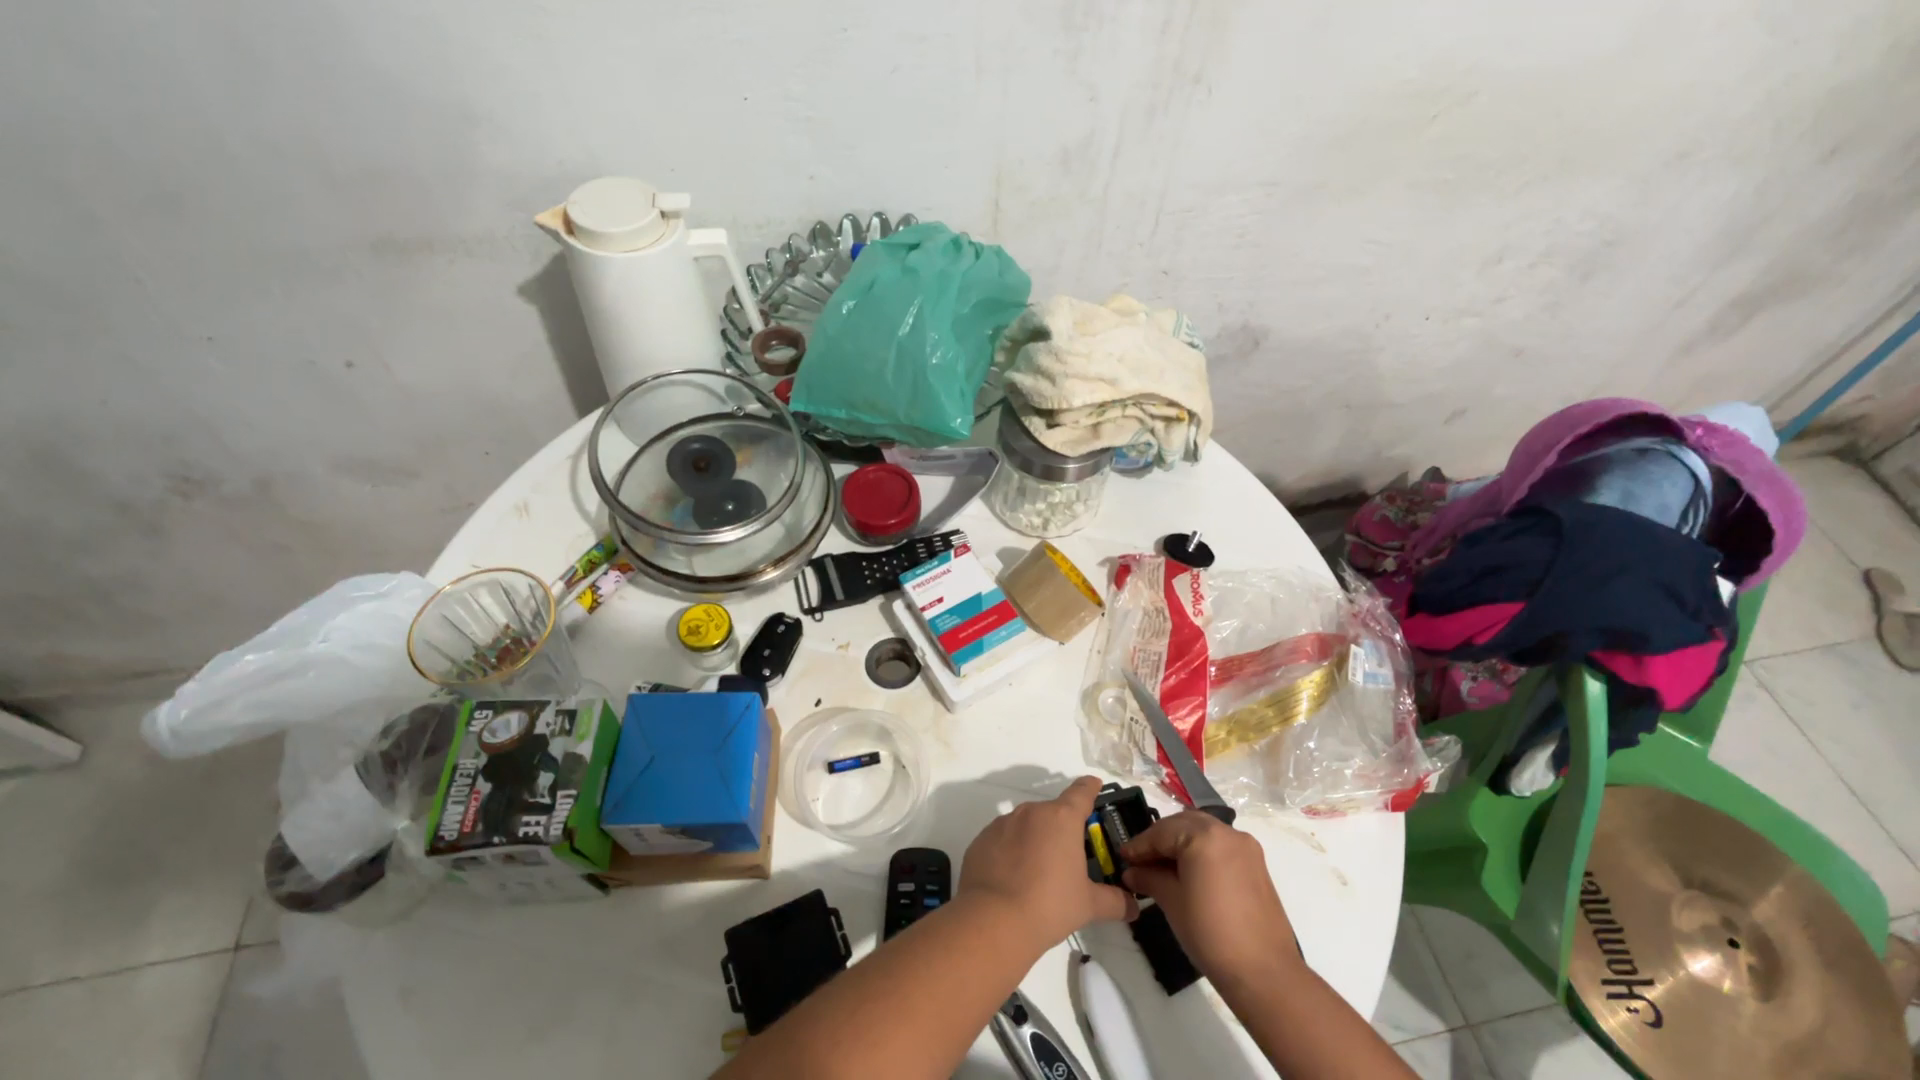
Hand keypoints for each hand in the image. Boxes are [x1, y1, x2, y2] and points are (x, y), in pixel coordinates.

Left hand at [959, 776, 1138, 951]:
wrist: (992, 921)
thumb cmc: (1049, 906)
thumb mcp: (1089, 906)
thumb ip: (1115, 902)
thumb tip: (1133, 907)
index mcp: (1061, 818)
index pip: (1082, 791)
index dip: (1091, 788)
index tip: (1095, 787)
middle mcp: (1031, 812)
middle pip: (1052, 812)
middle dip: (1062, 830)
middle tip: (1069, 858)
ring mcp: (1001, 824)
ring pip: (1025, 825)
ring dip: (1034, 840)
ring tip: (1037, 874)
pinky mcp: (980, 840)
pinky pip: (1002, 840)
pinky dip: (1009, 852)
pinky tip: (1012, 880)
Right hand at [1120, 812, 1300, 985]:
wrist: (1263, 971)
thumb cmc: (1210, 933)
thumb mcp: (1172, 902)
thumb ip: (1149, 878)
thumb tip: (1132, 872)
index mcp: (1204, 837)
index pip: (1161, 832)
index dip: (1139, 845)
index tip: (1122, 857)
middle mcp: (1228, 833)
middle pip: (1184, 825)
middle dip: (1160, 839)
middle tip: (1140, 861)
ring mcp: (1247, 848)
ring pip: (1204, 833)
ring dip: (1181, 843)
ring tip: (1162, 868)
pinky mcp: (1257, 865)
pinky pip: (1221, 846)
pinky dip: (1201, 852)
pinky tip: (1188, 874)